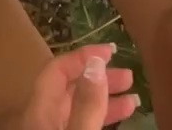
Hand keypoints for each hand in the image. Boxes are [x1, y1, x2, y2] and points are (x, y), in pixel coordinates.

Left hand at [6, 45, 140, 129]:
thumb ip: (85, 104)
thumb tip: (95, 63)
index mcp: (37, 108)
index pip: (58, 69)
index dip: (83, 56)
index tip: (111, 50)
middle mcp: (42, 116)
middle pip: (71, 88)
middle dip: (100, 77)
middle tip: (129, 73)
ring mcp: (51, 129)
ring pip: (80, 108)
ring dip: (106, 99)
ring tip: (134, 95)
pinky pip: (82, 122)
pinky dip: (102, 117)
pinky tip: (122, 114)